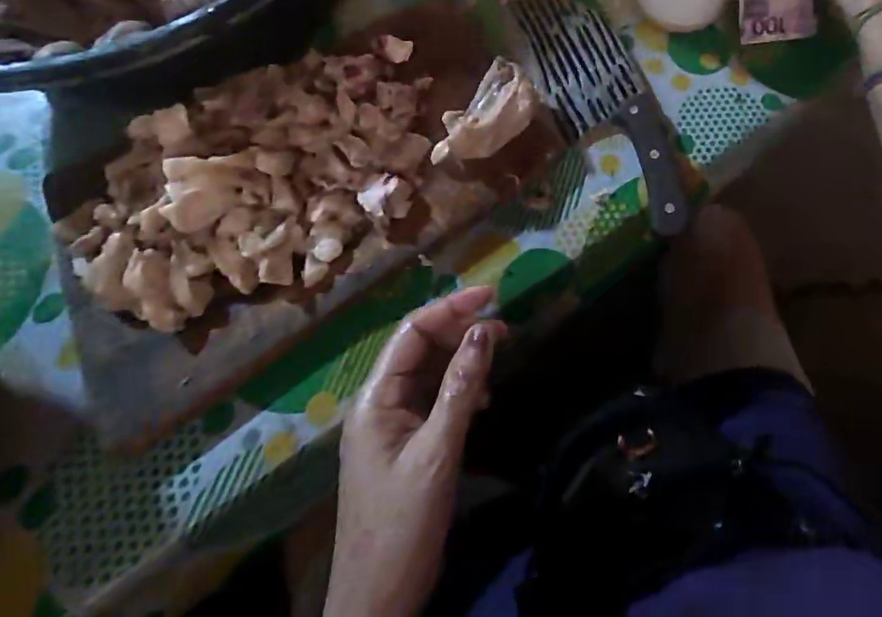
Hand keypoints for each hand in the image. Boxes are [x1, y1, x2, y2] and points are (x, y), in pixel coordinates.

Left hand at [326, 286, 503, 616]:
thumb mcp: (437, 454)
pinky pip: (433, 401)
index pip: (412, 333)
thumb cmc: (402, 524)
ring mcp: (392, 424)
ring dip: (461, 360)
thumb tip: (483, 332)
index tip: (491, 295)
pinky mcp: (406, 444)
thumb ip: (460, 390)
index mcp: (376, 397)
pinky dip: (458, 391)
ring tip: (499, 355)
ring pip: (429, 374)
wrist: (378, 598)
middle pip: (420, 348)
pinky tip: (482, 399)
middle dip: (459, 332)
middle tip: (504, 327)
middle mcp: (381, 402)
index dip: (450, 308)